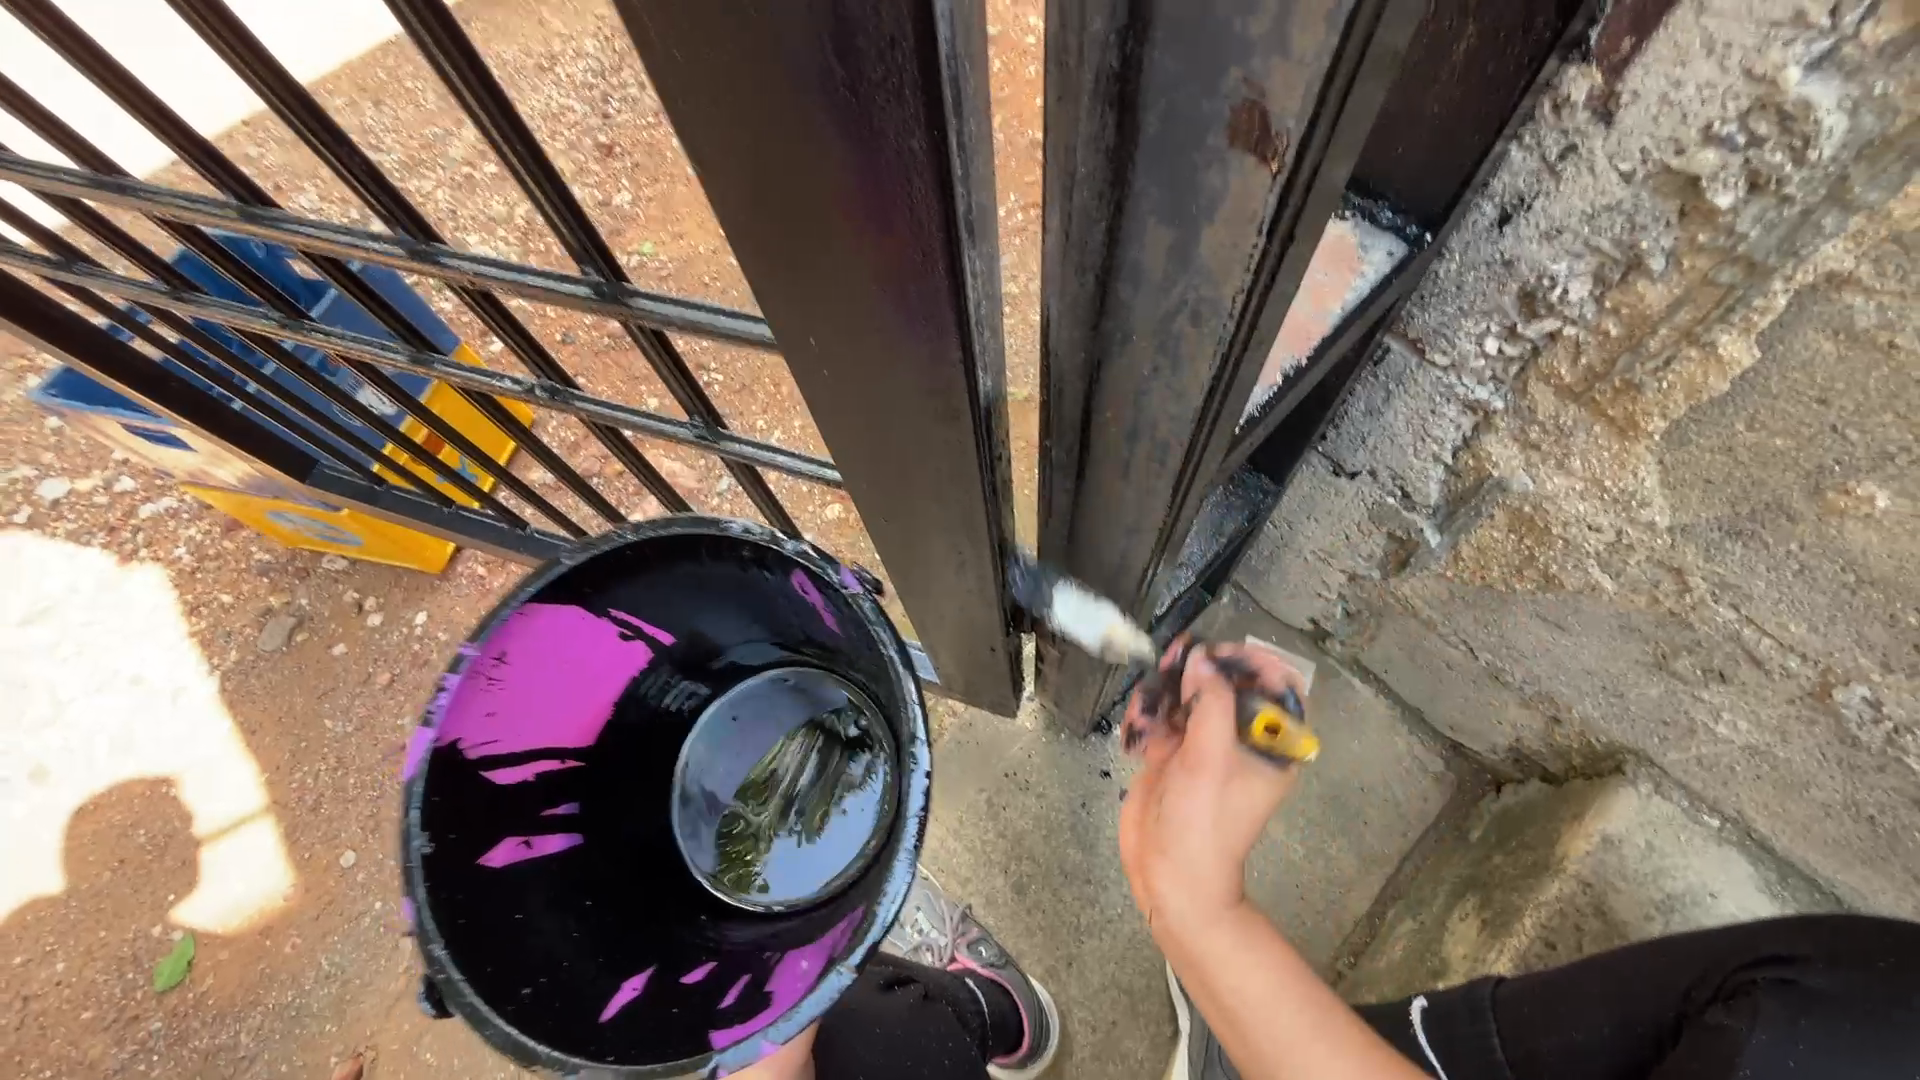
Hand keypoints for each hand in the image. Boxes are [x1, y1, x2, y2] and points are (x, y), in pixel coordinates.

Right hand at [1117, 639, 1306, 936]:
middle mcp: (1240, 739)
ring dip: (1164, 692)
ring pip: (1187, 696)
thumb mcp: (1211, 757)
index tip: (1217, 654)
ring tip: (1148, 701)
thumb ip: (1210, 701)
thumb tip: (1201, 658)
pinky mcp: (1171, 754)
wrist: (1169, 874)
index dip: (1251, 662)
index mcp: (1271, 743)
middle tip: (1172, 660)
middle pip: (1224, 684)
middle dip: (1196, 671)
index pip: (1276, 685)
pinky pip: (1160, 717)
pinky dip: (1147, 715)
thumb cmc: (1204, 819)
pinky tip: (1137, 730)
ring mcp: (1203, 746)